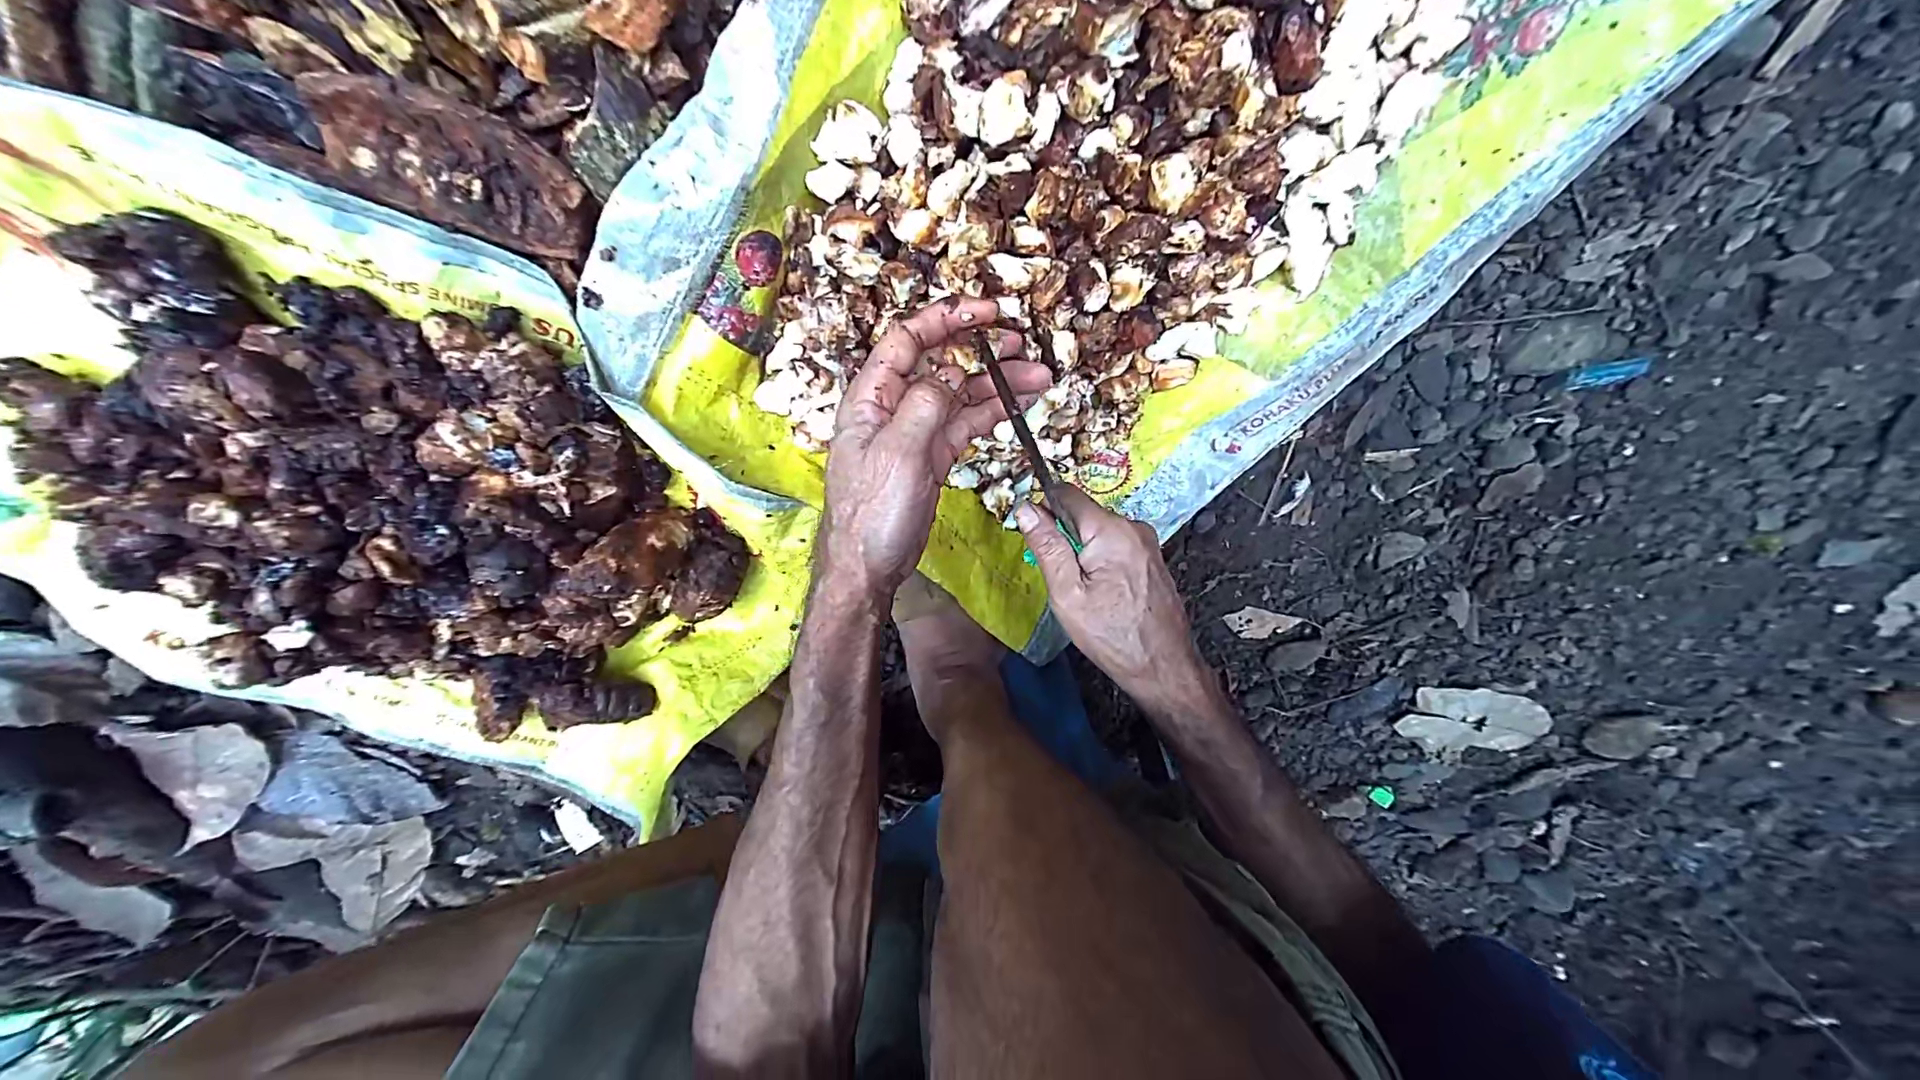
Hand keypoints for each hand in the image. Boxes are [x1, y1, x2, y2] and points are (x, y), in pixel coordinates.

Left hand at [821, 298, 1050, 598]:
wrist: (870, 565)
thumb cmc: (871, 513)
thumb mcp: (896, 453)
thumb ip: (924, 405)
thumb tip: (949, 374)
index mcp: (872, 397)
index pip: (908, 339)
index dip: (946, 318)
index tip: (986, 312)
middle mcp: (894, 407)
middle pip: (941, 363)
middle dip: (981, 350)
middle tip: (1020, 345)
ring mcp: (916, 431)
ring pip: (961, 394)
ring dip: (998, 384)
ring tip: (1037, 378)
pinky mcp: (934, 455)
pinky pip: (967, 424)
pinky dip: (993, 413)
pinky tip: (1020, 404)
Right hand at [1015, 488, 1208, 706]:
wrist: (1163, 666)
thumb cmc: (1112, 635)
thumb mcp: (1067, 593)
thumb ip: (1047, 546)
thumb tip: (1025, 509)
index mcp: (1110, 530)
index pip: (1066, 493)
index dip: (1043, 508)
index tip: (1033, 534)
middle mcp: (1133, 527)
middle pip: (1083, 513)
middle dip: (1063, 536)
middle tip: (1059, 576)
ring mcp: (1146, 542)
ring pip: (1098, 531)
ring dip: (1082, 551)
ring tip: (1082, 590)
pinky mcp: (1151, 557)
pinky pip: (1115, 545)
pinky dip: (1100, 560)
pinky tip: (1102, 592)